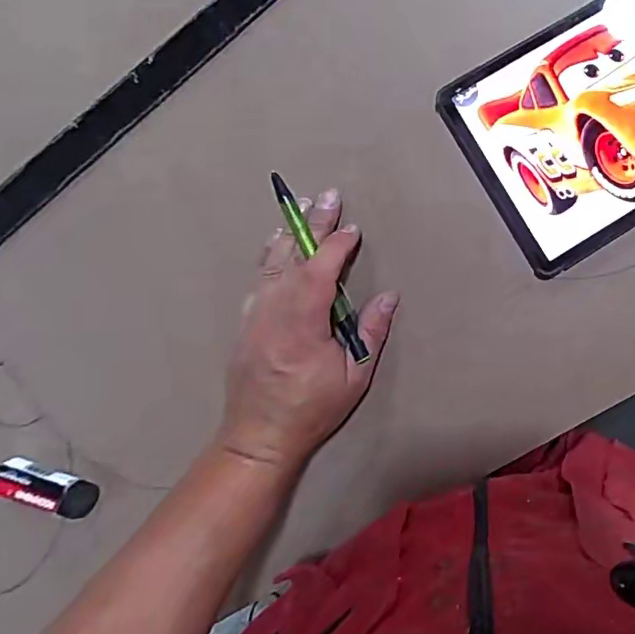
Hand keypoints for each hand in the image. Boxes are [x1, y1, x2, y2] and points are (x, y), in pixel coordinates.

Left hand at [218, 187, 398, 468]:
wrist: (257, 438)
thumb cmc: (311, 410)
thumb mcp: (353, 378)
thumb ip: (371, 332)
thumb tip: (388, 295)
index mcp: (301, 325)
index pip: (320, 272)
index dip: (337, 246)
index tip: (353, 230)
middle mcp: (273, 312)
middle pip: (294, 257)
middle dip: (313, 224)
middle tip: (328, 195)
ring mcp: (255, 315)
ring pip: (272, 263)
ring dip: (290, 232)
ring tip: (302, 206)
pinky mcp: (246, 322)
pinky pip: (259, 277)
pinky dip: (270, 254)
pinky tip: (277, 242)